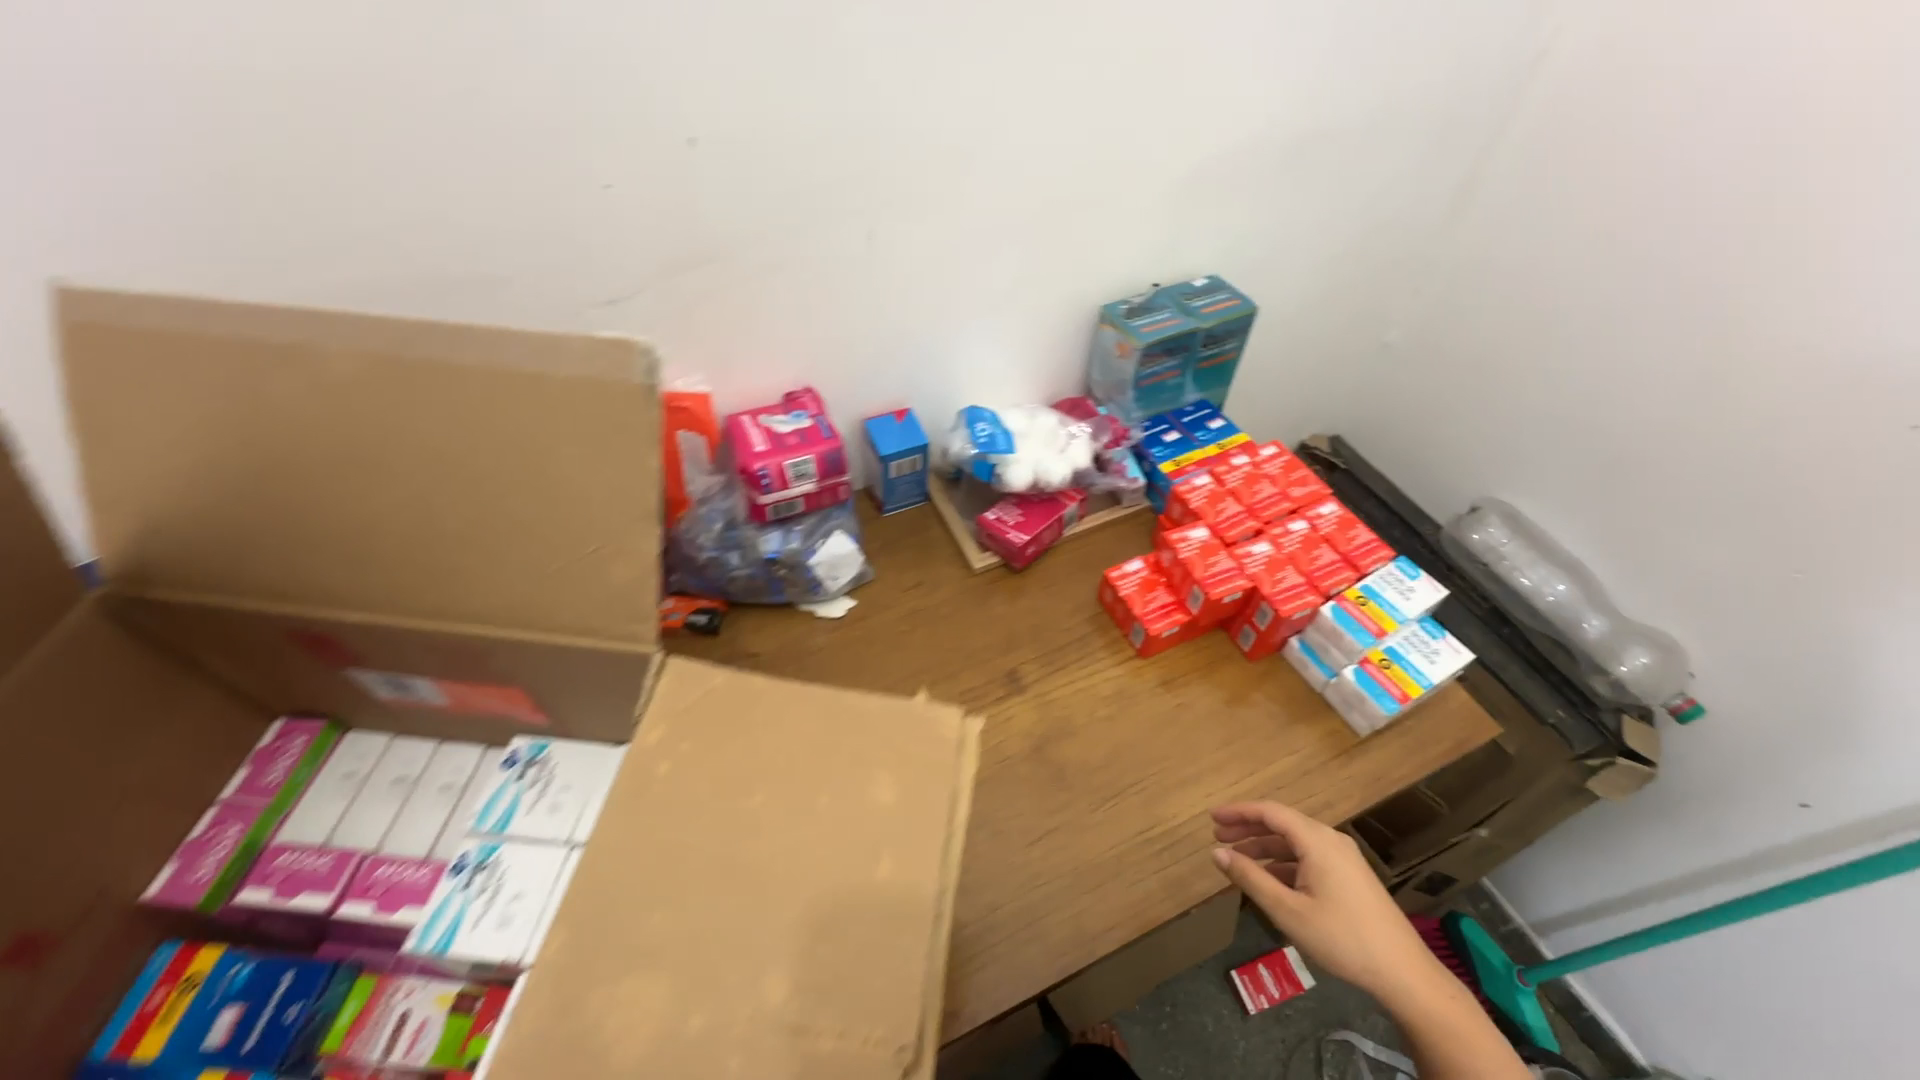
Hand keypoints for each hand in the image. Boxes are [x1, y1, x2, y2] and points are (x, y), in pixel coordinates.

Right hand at [1209, 801, 1446, 1004]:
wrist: (1402, 971)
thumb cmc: (1341, 938)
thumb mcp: (1287, 910)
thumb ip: (1250, 878)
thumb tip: (1217, 853)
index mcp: (1317, 841)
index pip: (1270, 812)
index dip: (1238, 812)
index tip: (1212, 819)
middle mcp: (1331, 841)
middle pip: (1282, 824)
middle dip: (1248, 829)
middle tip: (1218, 838)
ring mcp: (1344, 858)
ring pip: (1295, 843)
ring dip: (1264, 848)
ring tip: (1237, 860)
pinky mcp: (1350, 876)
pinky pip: (1309, 857)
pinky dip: (1283, 863)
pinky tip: (1268, 880)